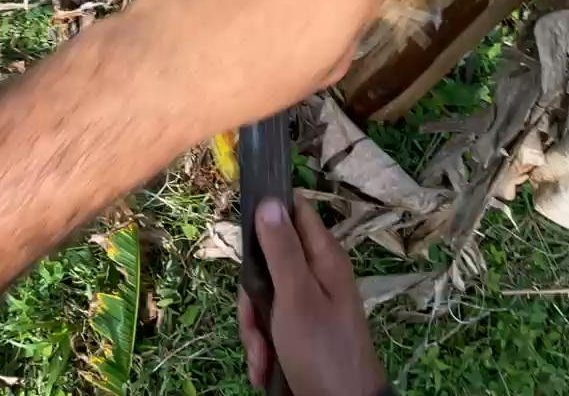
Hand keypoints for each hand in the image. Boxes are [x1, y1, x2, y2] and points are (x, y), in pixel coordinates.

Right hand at [239, 198, 386, 395]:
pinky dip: (264, 346)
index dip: (268, 214)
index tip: (245, 235)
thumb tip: (269, 199)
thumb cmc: (322, 350)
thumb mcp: (296, 296)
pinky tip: (264, 368)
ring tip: (261, 356)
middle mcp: (317, 273)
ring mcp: (310, 303)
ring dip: (255, 327)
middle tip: (254, 319)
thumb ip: (281, 248)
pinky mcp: (302, 331)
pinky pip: (272, 324)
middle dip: (253, 293)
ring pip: (266, 295)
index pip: (294, 210)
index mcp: (323, 255)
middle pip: (270, 258)